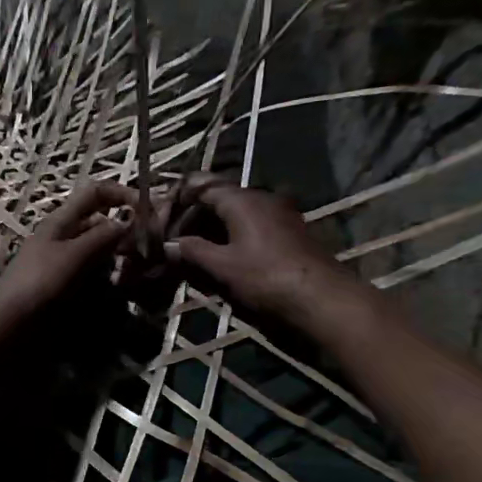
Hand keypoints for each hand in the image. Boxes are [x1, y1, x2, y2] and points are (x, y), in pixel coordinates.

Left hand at [0, 181, 136, 339]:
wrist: (8, 331)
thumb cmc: (36, 285)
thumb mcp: (72, 255)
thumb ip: (102, 237)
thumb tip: (130, 222)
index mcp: (61, 222)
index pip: (96, 194)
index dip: (123, 195)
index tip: (150, 211)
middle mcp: (65, 240)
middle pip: (104, 227)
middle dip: (128, 236)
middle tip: (150, 254)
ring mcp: (67, 268)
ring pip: (104, 256)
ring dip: (123, 263)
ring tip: (141, 277)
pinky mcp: (70, 294)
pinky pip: (99, 282)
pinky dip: (113, 284)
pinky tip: (123, 295)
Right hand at [163, 176, 361, 323]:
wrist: (320, 297)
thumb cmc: (266, 276)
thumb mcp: (223, 266)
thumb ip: (192, 252)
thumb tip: (168, 246)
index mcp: (240, 198)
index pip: (199, 185)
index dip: (176, 201)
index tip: (160, 222)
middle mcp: (259, 198)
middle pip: (216, 199)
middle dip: (191, 219)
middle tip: (173, 244)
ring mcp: (276, 214)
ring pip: (233, 215)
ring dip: (210, 231)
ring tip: (192, 256)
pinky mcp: (286, 233)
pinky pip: (249, 227)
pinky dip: (230, 238)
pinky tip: (221, 261)